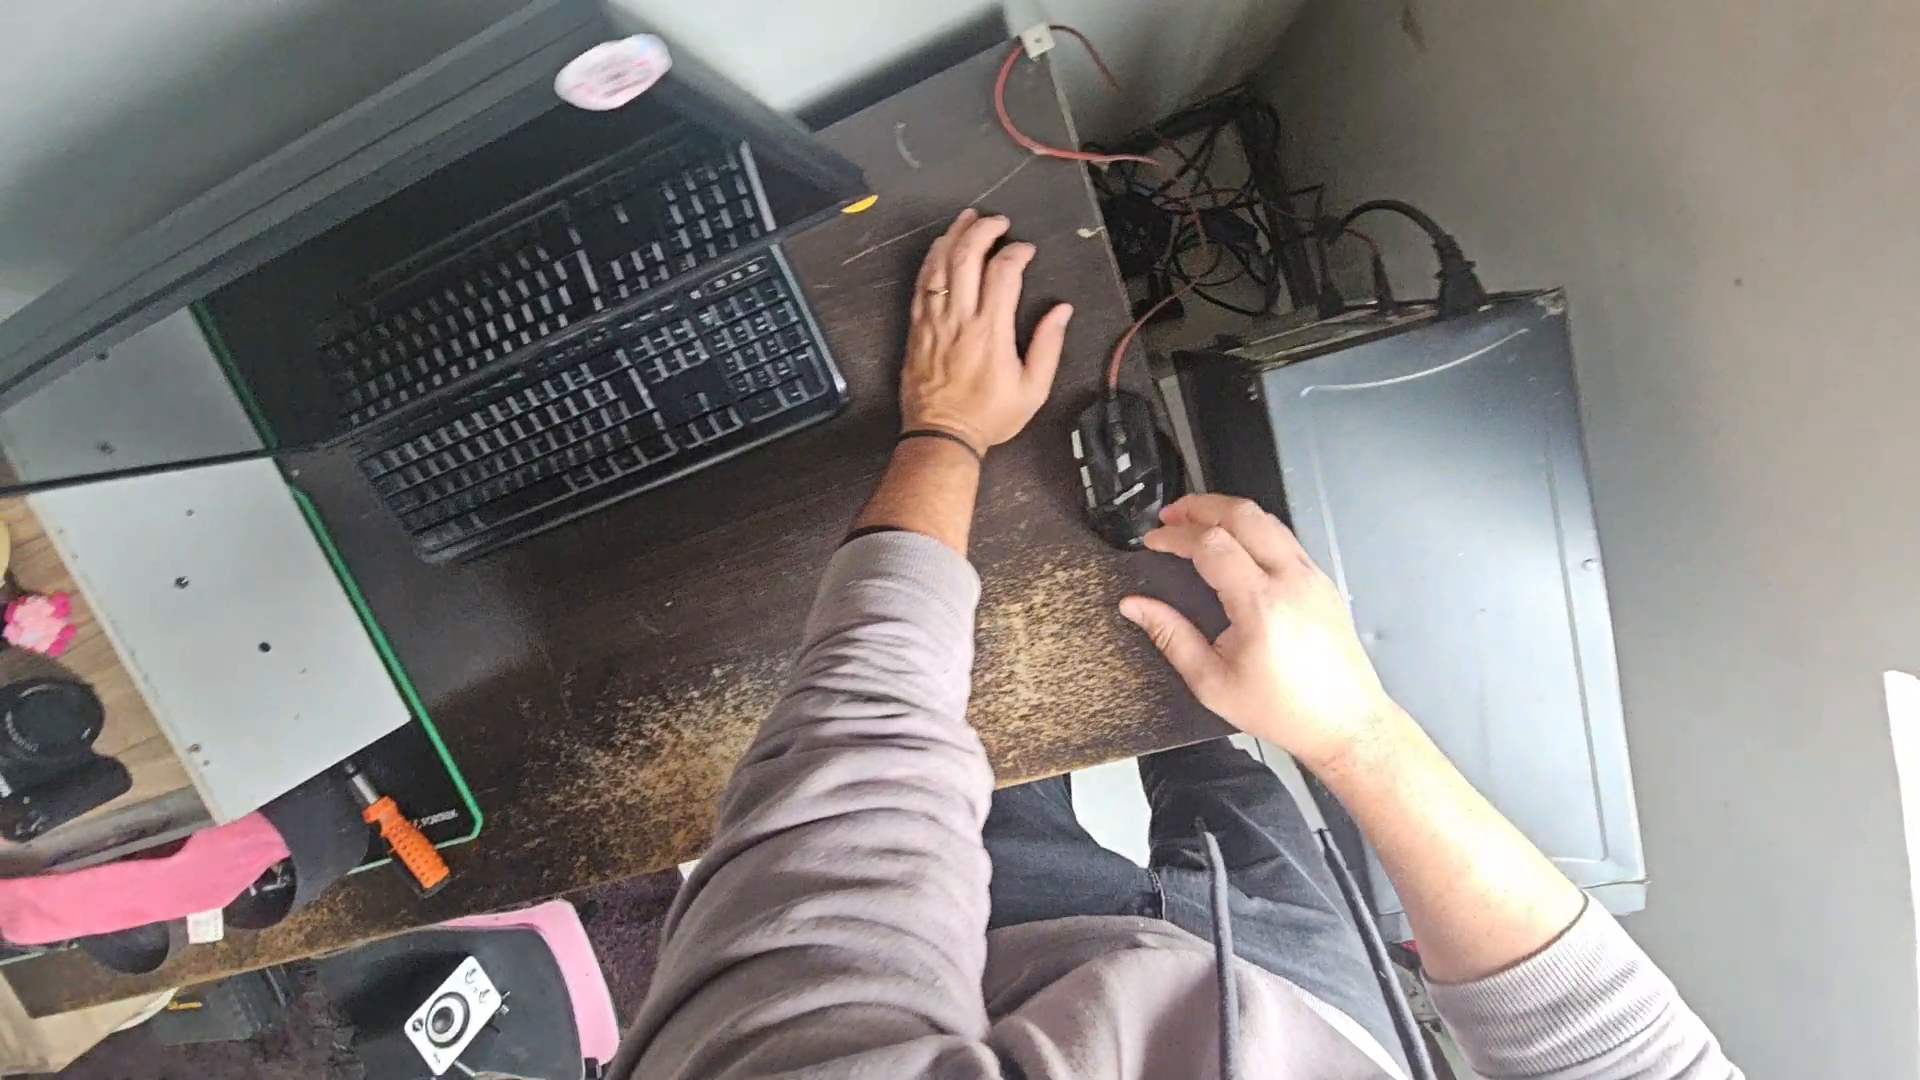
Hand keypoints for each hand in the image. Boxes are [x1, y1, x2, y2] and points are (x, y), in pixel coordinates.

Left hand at [900, 209, 1072, 455]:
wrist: (941, 435)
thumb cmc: (989, 417)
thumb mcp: (1032, 390)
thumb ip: (1048, 347)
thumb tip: (1062, 310)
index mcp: (991, 332)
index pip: (1003, 272)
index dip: (1016, 252)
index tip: (1026, 250)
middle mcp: (960, 319)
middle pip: (967, 257)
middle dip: (983, 230)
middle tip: (997, 222)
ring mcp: (934, 322)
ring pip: (939, 264)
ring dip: (954, 236)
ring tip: (967, 219)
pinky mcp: (916, 329)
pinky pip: (921, 284)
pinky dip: (932, 260)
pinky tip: (940, 248)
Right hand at [1120, 494, 1398, 770]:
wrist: (1345, 723)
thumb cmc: (1284, 709)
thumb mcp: (1211, 682)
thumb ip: (1170, 636)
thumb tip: (1135, 607)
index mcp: (1261, 605)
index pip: (1211, 544)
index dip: (1175, 536)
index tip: (1153, 542)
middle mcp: (1291, 581)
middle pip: (1242, 514)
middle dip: (1199, 506)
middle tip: (1171, 515)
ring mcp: (1311, 577)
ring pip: (1266, 518)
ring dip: (1226, 512)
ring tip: (1196, 522)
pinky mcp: (1321, 581)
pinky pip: (1283, 537)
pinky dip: (1250, 528)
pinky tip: (1232, 544)